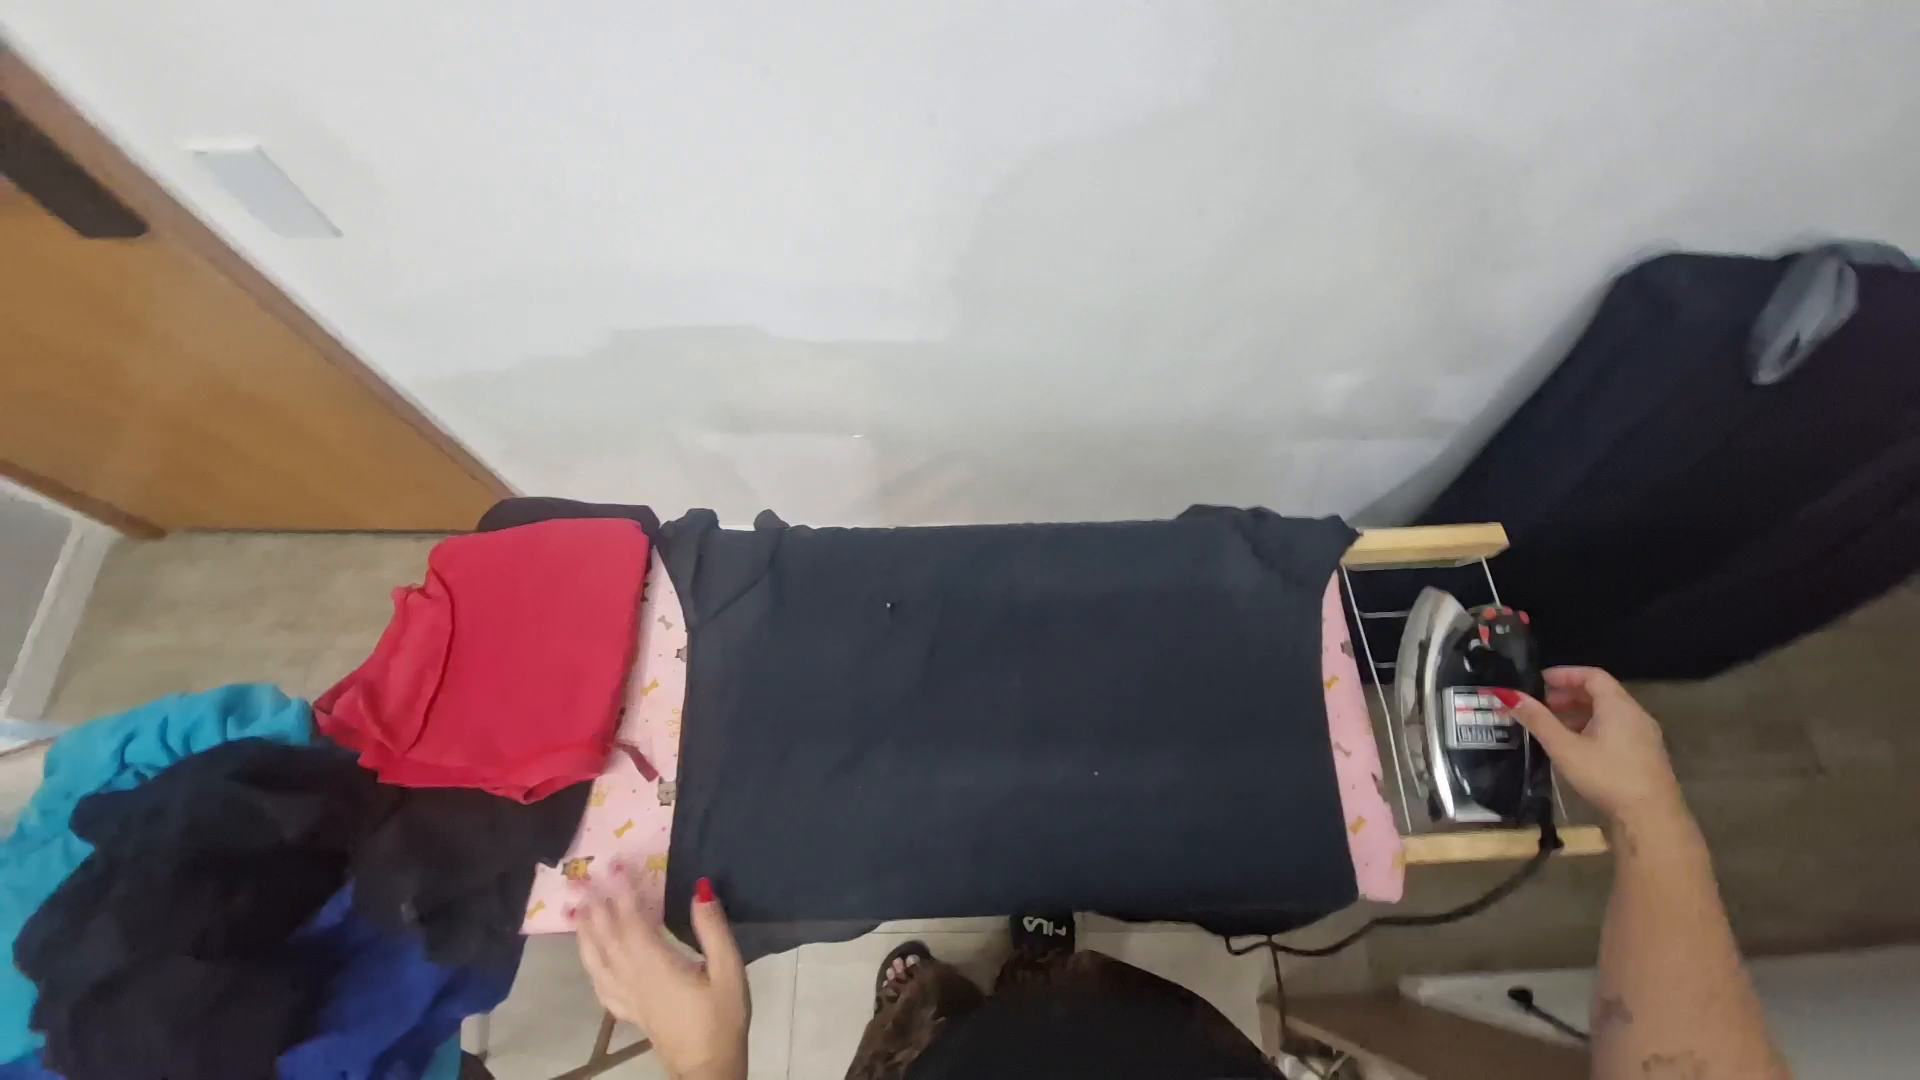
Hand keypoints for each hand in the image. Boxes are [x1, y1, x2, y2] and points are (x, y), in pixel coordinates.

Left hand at [577, 878, 748, 1079]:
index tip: (614, 867)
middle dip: (596, 908)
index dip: (622, 894)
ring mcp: (630, 1000)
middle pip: (608, 941)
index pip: (633, 924)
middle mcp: (635, 982)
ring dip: (586, 936)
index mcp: (657, 969)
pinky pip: (602, 986)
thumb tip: (700, 889)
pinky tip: (591, 960)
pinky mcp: (633, 1014)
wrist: (709, 1071)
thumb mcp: (729, 970)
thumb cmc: (723, 1018)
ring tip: (576, 912)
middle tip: (582, 881)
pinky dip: (592, 967)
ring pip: (598, 964)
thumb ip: (713, 929)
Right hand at [1494, 667, 1688, 829]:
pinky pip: (1616, 727)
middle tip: (1541, 704)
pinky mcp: (1645, 753)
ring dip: (1578, 710)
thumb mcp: (1563, 746)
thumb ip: (1536, 719)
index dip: (1564, 674)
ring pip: (1608, 711)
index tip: (1538, 681)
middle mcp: (1636, 715)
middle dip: (1567, 693)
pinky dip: (1592, 725)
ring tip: (1553, 725)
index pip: (1592, 675)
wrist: (1651, 818)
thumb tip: (1506, 694)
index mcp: (1619, 707)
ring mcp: (1644, 735)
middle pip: (1601, 692)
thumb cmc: (1606, 776)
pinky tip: (1575, 744)